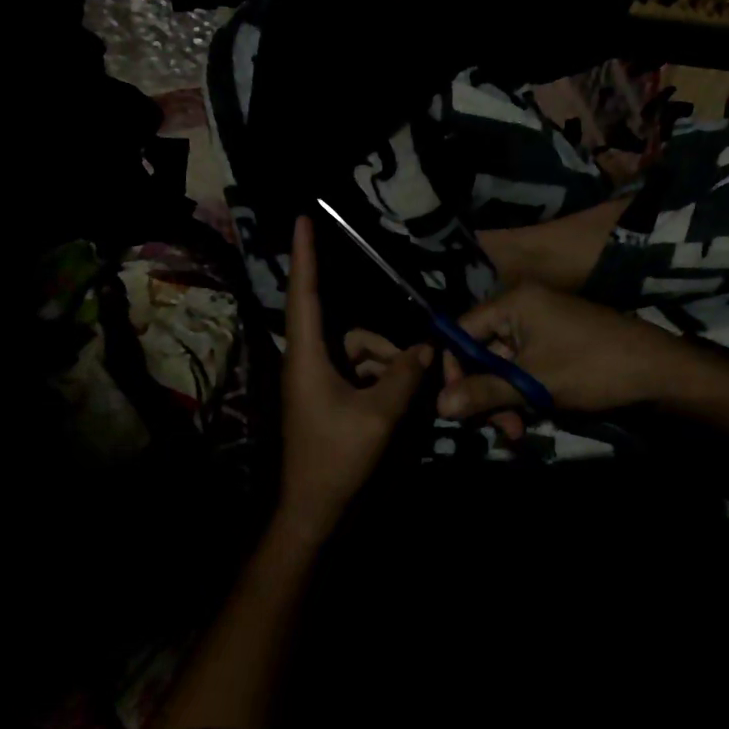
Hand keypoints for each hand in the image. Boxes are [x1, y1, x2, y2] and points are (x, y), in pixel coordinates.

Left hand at [279, 216, 432, 528]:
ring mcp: (322, 382)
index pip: (305, 294)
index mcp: (308, 357)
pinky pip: (365, 376)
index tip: (301, 218)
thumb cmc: (337, 459)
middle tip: (426, 370)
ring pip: (365, 356)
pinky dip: (386, 385)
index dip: (304, 255)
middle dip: (389, 350)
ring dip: (392, 371)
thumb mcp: (379, 416)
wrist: (315, 510)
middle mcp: (312, 362)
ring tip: (416, 396)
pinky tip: (406, 404)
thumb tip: (427, 348)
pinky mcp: (333, 399)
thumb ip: (405, 376)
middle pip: (354, 334)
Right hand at [434, 283, 694, 423]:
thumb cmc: (591, 368)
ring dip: (503, 401)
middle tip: (496, 427)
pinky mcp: (556, 346)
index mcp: (514, 302)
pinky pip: (524, 369)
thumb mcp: (534, 383)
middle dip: (484, 392)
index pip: (461, 330)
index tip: (455, 403)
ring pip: (503, 367)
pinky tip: (528, 422)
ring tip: (516, 432)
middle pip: (481, 351)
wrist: (658, 372)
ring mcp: (542, 327)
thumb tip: (439, 405)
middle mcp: (524, 308)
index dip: (453, 367)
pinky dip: (522, 395)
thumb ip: (484, 392)